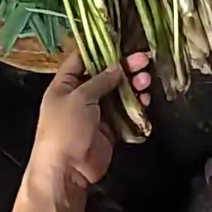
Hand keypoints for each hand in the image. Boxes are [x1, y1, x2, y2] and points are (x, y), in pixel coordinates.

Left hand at [28, 50, 152, 192]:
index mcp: (65, 85)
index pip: (81, 60)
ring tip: (147, 80)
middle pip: (104, 76)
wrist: (67, 170)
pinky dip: (135, 106)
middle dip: (124, 68)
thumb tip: (116, 67)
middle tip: (144, 60)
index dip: (99, 49)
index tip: (120, 41)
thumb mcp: (79, 98)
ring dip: (132, 86)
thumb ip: (99, 81)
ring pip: (117, 94)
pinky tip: (145, 100)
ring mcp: (95, 114)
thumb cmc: (66, 128)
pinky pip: (124, 114)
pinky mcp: (108, 130)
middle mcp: (80, 97)